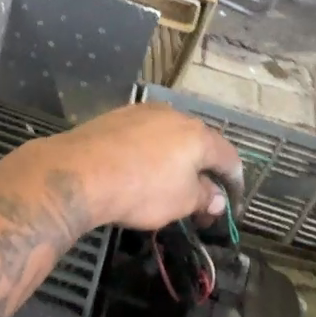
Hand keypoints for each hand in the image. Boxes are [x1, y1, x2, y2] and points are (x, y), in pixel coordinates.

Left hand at [23, 104, 243, 231]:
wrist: (81, 170)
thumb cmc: (142, 188)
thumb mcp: (181, 202)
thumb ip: (204, 197)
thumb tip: (217, 197)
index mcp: (198, 134)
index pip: (229, 157)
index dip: (234, 183)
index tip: (230, 204)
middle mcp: (174, 115)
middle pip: (199, 142)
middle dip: (202, 170)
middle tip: (199, 199)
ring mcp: (143, 112)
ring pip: (169, 136)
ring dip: (174, 159)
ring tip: (167, 185)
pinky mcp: (116, 116)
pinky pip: (143, 135)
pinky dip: (149, 152)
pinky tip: (138, 170)